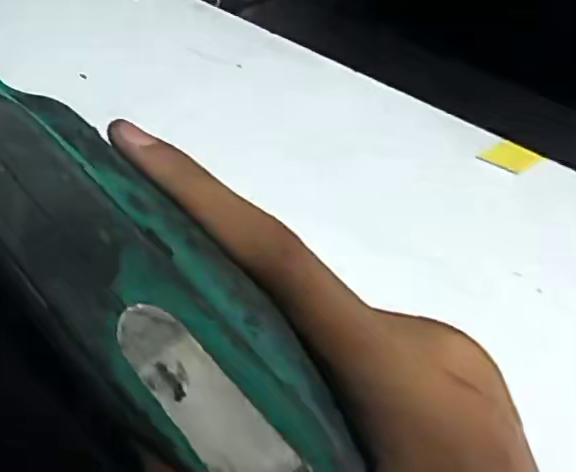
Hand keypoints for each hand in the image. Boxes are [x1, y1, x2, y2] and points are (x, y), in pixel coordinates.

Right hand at [109, 120, 537, 471]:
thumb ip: (221, 458)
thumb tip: (136, 430)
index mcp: (409, 380)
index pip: (280, 256)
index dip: (195, 190)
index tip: (127, 136)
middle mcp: (431, 349)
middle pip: (283, 274)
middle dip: (201, 242)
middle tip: (129, 239)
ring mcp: (448, 358)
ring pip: (303, 303)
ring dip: (239, 297)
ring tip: (180, 317)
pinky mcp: (446, 375)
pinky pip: (332, 328)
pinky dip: (278, 327)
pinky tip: (253, 362)